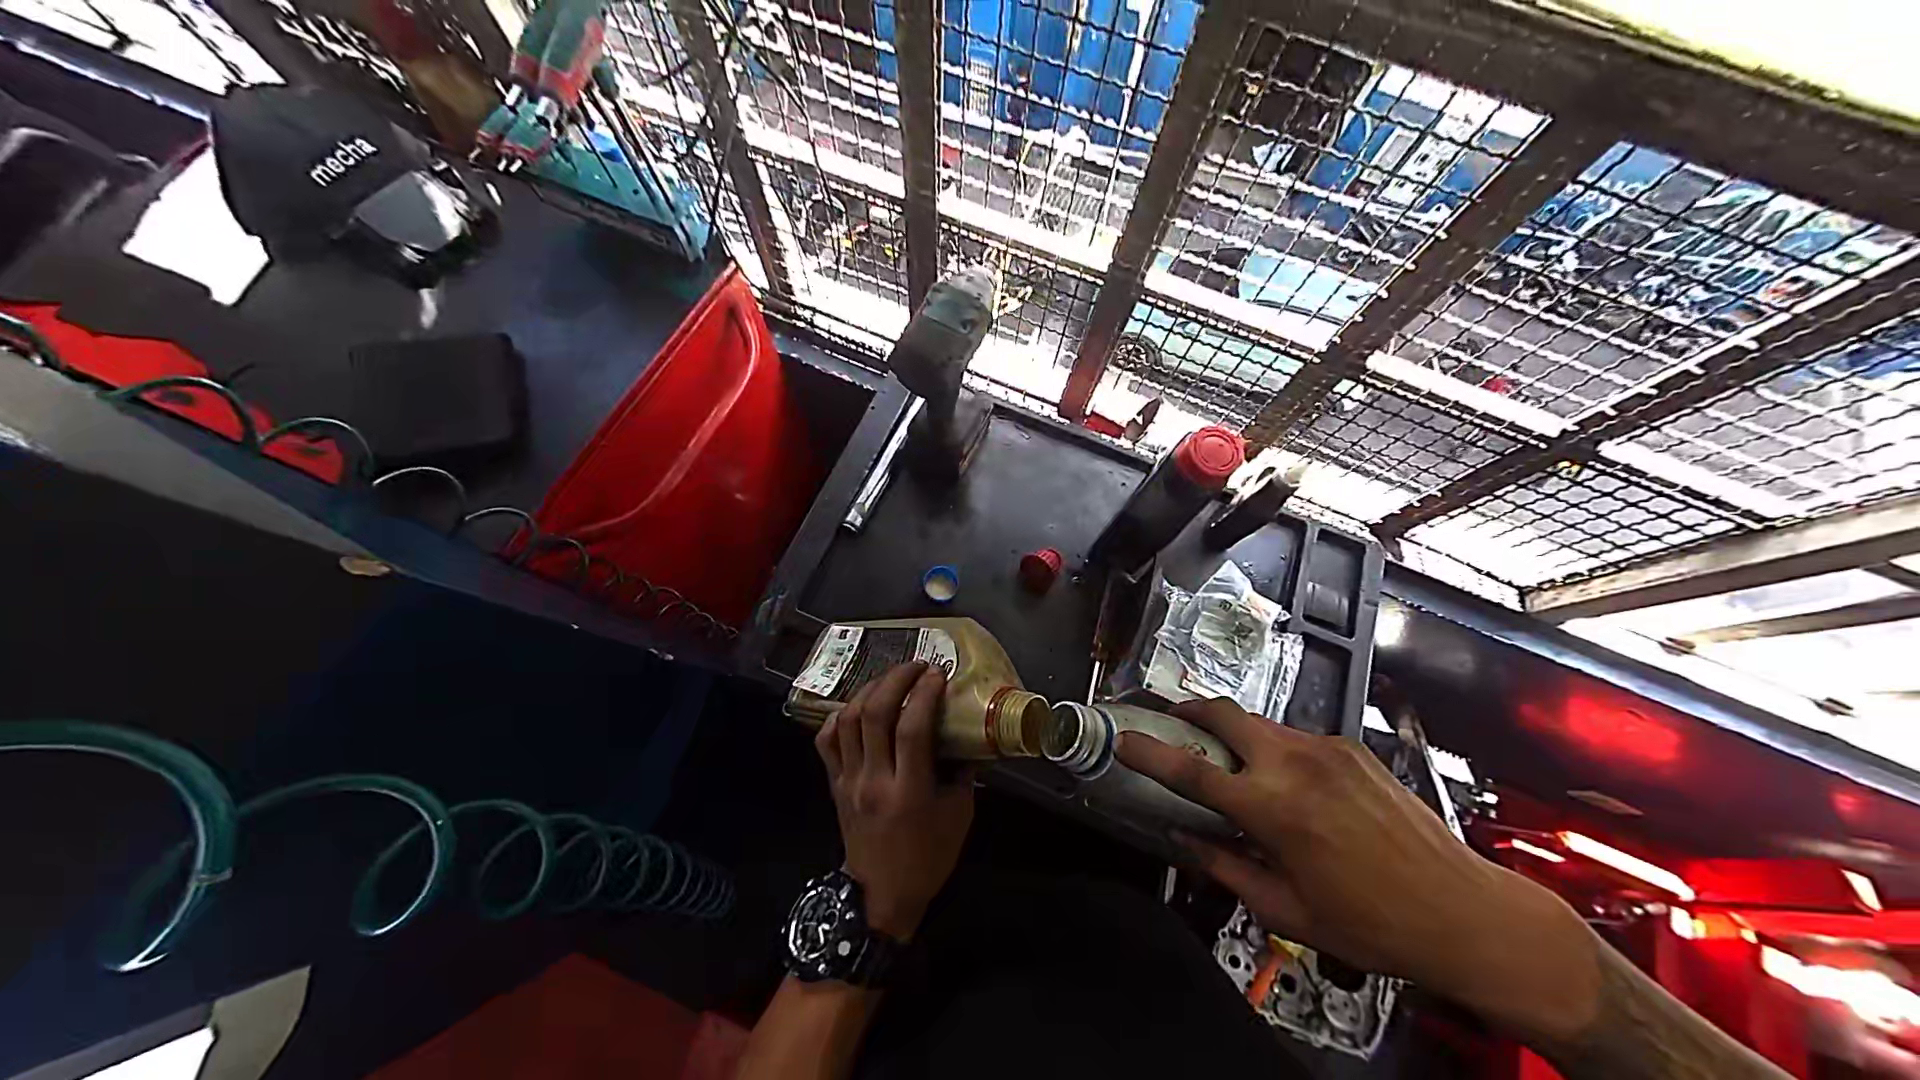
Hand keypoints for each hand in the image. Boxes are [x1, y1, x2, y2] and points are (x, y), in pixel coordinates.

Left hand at [815, 662, 972, 940]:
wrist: (880, 896)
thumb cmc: (927, 858)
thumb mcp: (959, 817)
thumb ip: (964, 774)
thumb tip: (969, 737)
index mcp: (909, 790)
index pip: (913, 728)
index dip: (924, 694)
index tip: (938, 674)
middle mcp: (874, 780)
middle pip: (874, 714)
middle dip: (896, 680)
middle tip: (916, 666)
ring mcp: (848, 780)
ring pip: (847, 720)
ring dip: (869, 690)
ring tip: (890, 679)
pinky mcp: (834, 784)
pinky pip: (826, 740)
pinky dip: (839, 716)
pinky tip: (857, 706)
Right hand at [1115, 698, 1598, 1043]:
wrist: (1468, 913)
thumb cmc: (1374, 925)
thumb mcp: (1286, 910)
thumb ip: (1225, 866)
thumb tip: (1186, 839)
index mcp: (1274, 811)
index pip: (1190, 771)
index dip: (1148, 752)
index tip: (1122, 739)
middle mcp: (1296, 765)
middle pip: (1223, 714)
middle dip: (1188, 712)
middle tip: (1171, 724)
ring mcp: (1328, 750)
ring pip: (1258, 723)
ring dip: (1234, 734)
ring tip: (1232, 764)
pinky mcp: (1352, 749)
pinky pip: (1295, 737)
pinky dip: (1275, 749)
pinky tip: (1287, 782)